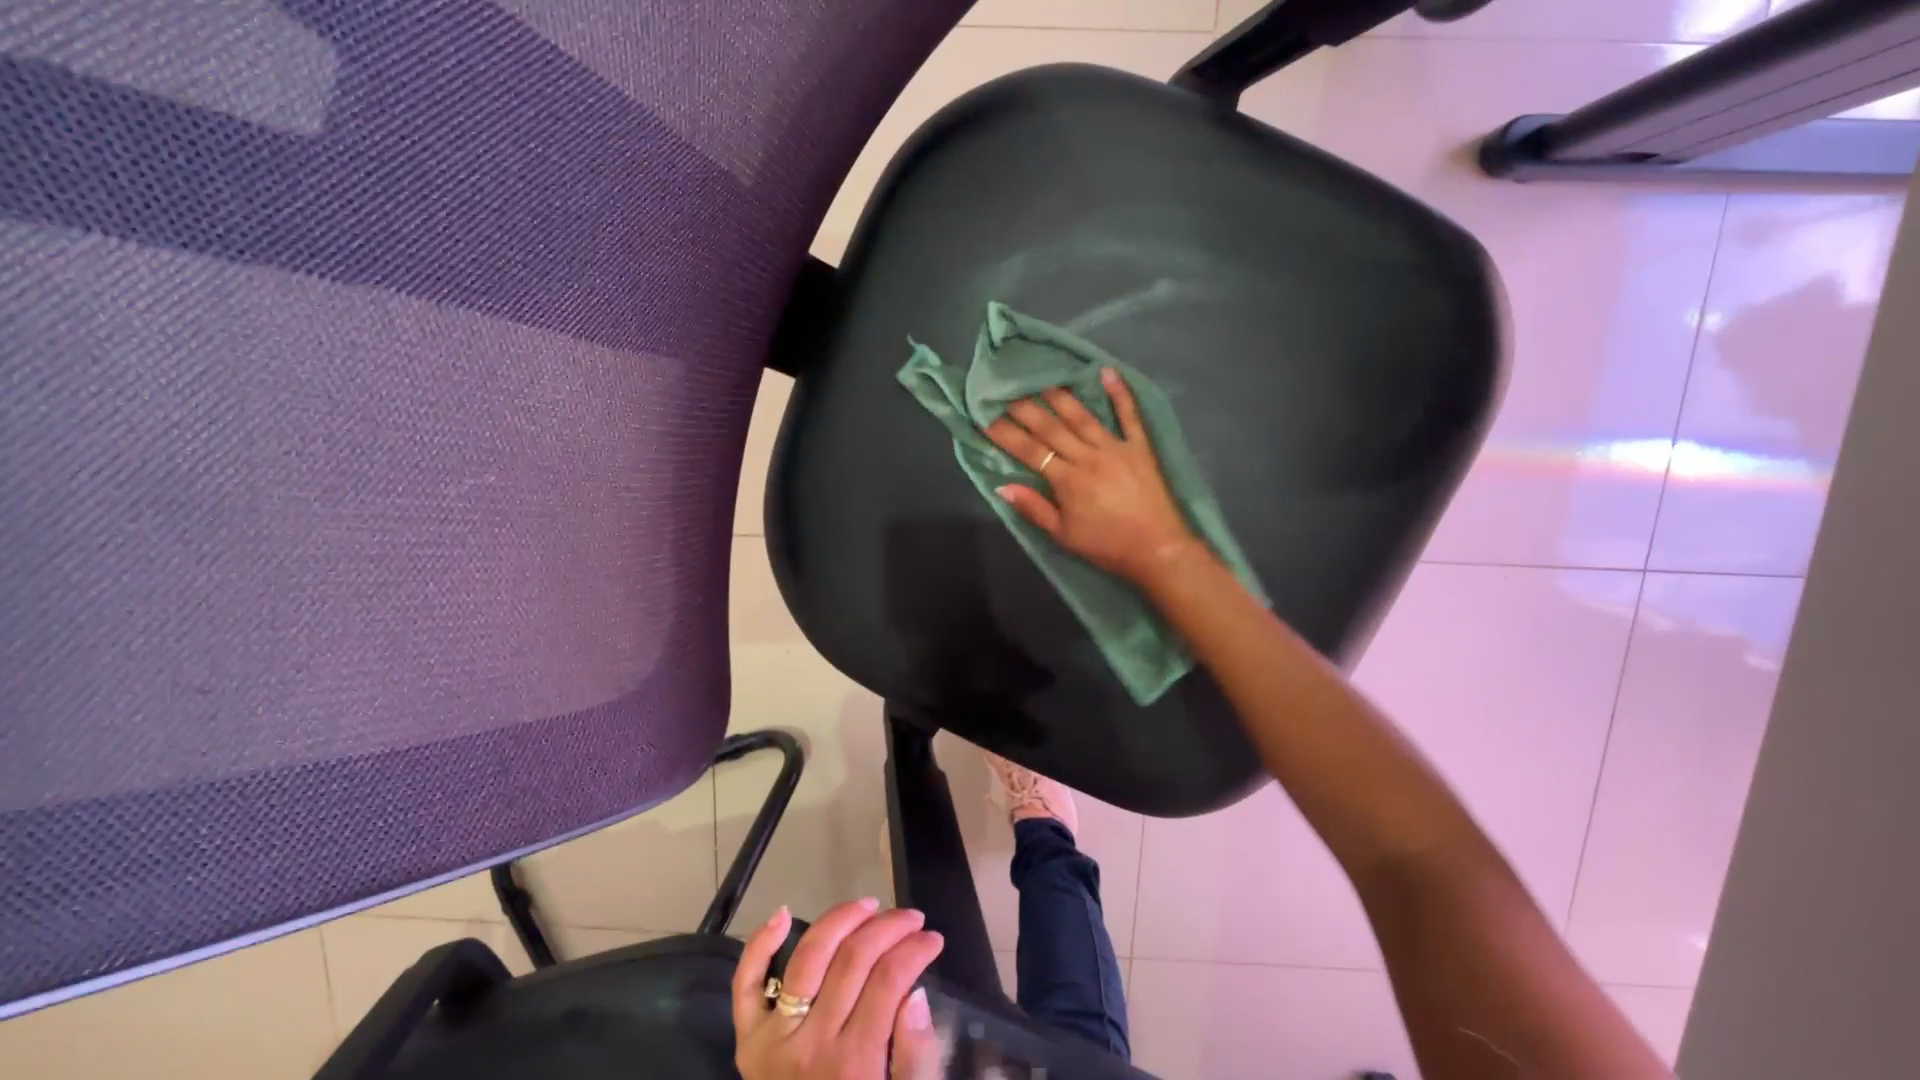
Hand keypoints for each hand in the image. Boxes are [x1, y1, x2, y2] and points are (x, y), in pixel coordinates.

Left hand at [732, 899, 946, 1079]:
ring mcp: (773, 1037)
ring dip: (842, 919)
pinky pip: (746, 983)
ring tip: (870, 905)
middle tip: (912, 918)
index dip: (916, 950)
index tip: (934, 939)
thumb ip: (915, 1055)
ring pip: (810, 956)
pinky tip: (783, 914)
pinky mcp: (746, 1038)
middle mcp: (811, 1042)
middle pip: (853, 959)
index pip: (889, 981)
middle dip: (889, 928)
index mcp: (854, 1064)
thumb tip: (915, 993)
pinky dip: (759, 944)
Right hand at [985, 368, 1201, 585]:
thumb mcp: (1064, 535)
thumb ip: (1034, 509)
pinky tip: (1107, 372)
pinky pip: (1129, 415)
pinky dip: (1120, 393)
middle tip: (1005, 391)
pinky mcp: (1140, 447)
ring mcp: (1116, 448)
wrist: (1158, 549)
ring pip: (1082, 416)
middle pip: (1052, 428)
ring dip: (1060, 396)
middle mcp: (1089, 457)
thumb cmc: (1107, 546)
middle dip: (1026, 409)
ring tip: (1041, 378)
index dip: (1006, 434)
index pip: (1030, 452)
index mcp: (1068, 481)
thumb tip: (1002, 487)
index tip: (986, 418)